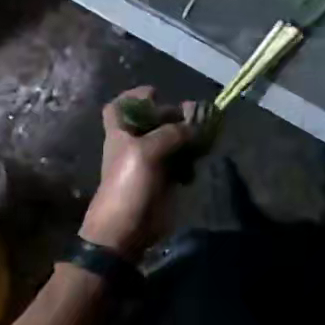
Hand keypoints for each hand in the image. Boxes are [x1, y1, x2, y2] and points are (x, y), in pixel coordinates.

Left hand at [79, 86, 197, 256]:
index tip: (157, 93)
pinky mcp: (165, 180)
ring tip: (204, 134)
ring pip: (171, 140)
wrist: (125, 230)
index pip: (120, 107)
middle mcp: (134, 144)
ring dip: (187, 135)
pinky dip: (191, 158)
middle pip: (153, 121)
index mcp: (120, 133)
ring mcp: (151, 162)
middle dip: (173, 114)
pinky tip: (199, 158)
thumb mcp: (146, 152)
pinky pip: (181, 161)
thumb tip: (194, 126)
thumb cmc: (127, 185)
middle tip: (193, 113)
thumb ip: (171, 133)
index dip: (134, 97)